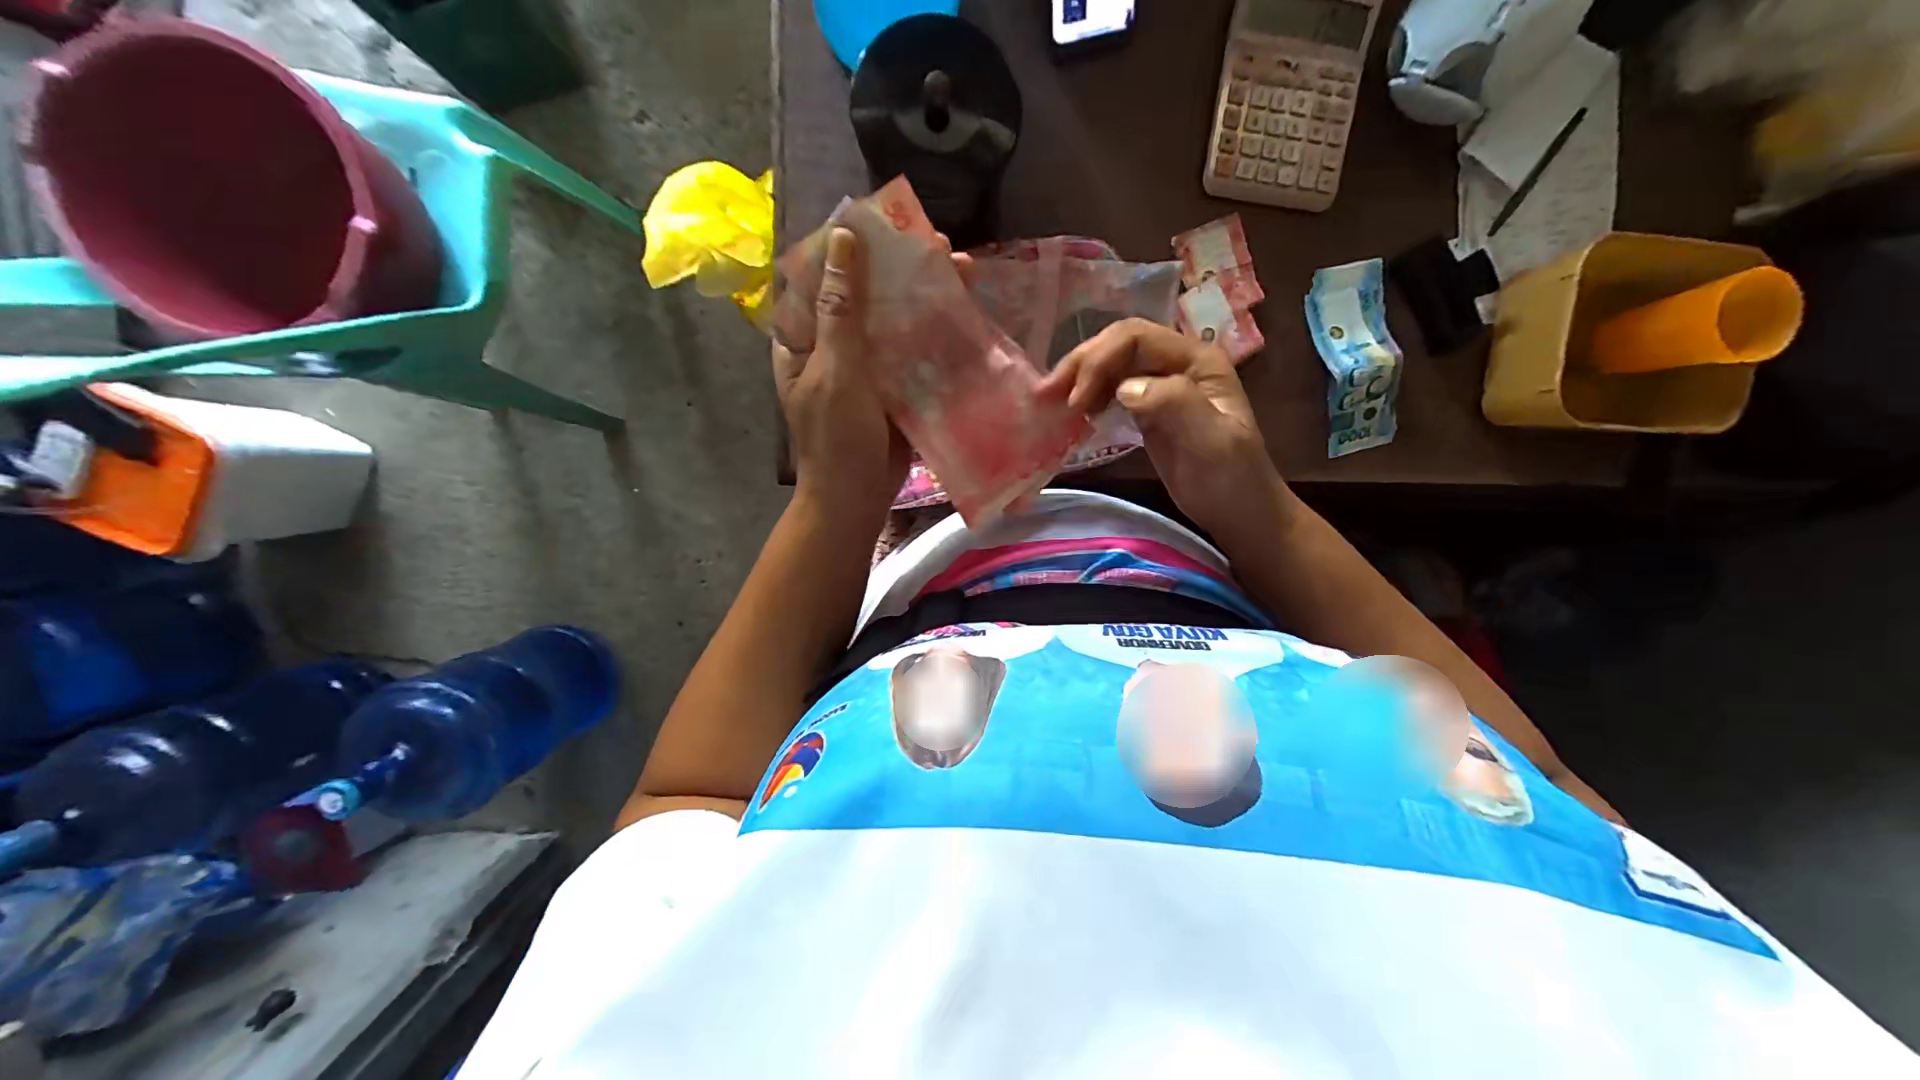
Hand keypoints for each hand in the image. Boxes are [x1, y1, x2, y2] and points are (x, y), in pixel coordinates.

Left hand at [773, 227, 975, 520]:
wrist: (857, 497)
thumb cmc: (836, 436)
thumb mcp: (836, 369)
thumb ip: (843, 308)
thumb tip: (844, 239)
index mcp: (804, 338)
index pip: (823, 278)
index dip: (851, 247)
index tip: (883, 221)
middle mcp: (834, 346)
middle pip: (866, 295)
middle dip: (899, 269)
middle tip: (934, 242)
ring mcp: (866, 367)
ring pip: (894, 321)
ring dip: (923, 296)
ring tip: (961, 268)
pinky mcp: (894, 386)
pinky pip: (913, 351)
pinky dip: (934, 332)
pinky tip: (963, 312)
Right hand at [1041, 319, 1281, 536]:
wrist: (1241, 514)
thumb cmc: (1232, 480)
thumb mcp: (1211, 442)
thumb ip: (1174, 405)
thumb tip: (1124, 388)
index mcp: (1197, 360)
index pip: (1136, 337)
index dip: (1100, 360)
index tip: (1075, 400)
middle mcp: (1178, 363)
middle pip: (1119, 345)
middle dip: (1081, 364)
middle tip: (1048, 396)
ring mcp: (1162, 386)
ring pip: (1111, 366)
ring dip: (1079, 379)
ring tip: (1051, 403)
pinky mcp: (1148, 411)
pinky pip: (1111, 390)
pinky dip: (1088, 397)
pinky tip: (1073, 415)